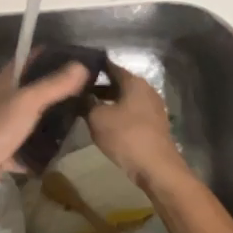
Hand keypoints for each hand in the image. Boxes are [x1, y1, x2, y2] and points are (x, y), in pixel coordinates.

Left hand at [0, 59, 89, 197]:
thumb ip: (55, 84)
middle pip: (33, 89)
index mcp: (3, 82)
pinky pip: (29, 143)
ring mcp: (2, 126)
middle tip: (86, 91)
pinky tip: (62, 146)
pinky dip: (43, 145)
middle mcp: (1, 100)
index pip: (28, 59)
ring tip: (80, 117)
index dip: (51, 55)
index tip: (78, 58)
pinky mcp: (5, 149)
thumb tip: (83, 65)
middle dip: (57, 89)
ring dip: (51, 118)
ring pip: (32, 117)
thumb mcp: (29, 102)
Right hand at [87, 64, 186, 184]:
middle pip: (119, 83)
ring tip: (86, 107)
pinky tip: (104, 121)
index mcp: (135, 81)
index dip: (93, 67)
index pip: (110, 66)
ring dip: (108, 102)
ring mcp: (153, 107)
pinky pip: (131, 112)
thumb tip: (81, 94)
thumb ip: (87, 103)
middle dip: (99, 86)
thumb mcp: (97, 118)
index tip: (76, 71)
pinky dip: (118, 113)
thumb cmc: (126, 136)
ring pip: (125, 98)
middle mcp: (146, 89)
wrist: (156, 167)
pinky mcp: (154, 124)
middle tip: (77, 90)